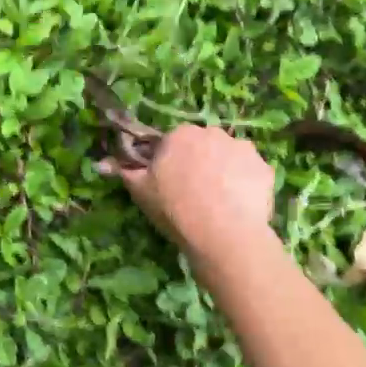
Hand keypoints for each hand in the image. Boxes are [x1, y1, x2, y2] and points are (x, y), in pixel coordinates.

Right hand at [99, 124, 276, 262]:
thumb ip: (123, 172)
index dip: (167, 162)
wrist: (223, 233)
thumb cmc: (175, 209)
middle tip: (190, 194)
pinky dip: (242, 185)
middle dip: (196, 163)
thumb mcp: (141, 192)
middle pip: (201, 145)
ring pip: (226, 157)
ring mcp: (243, 149)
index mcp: (180, 135)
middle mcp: (213, 133)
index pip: (170, 142)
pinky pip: (248, 173)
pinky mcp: (265, 168)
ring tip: (215, 203)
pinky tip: (234, 207)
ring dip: (220, 171)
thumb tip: (100, 163)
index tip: (165, 183)